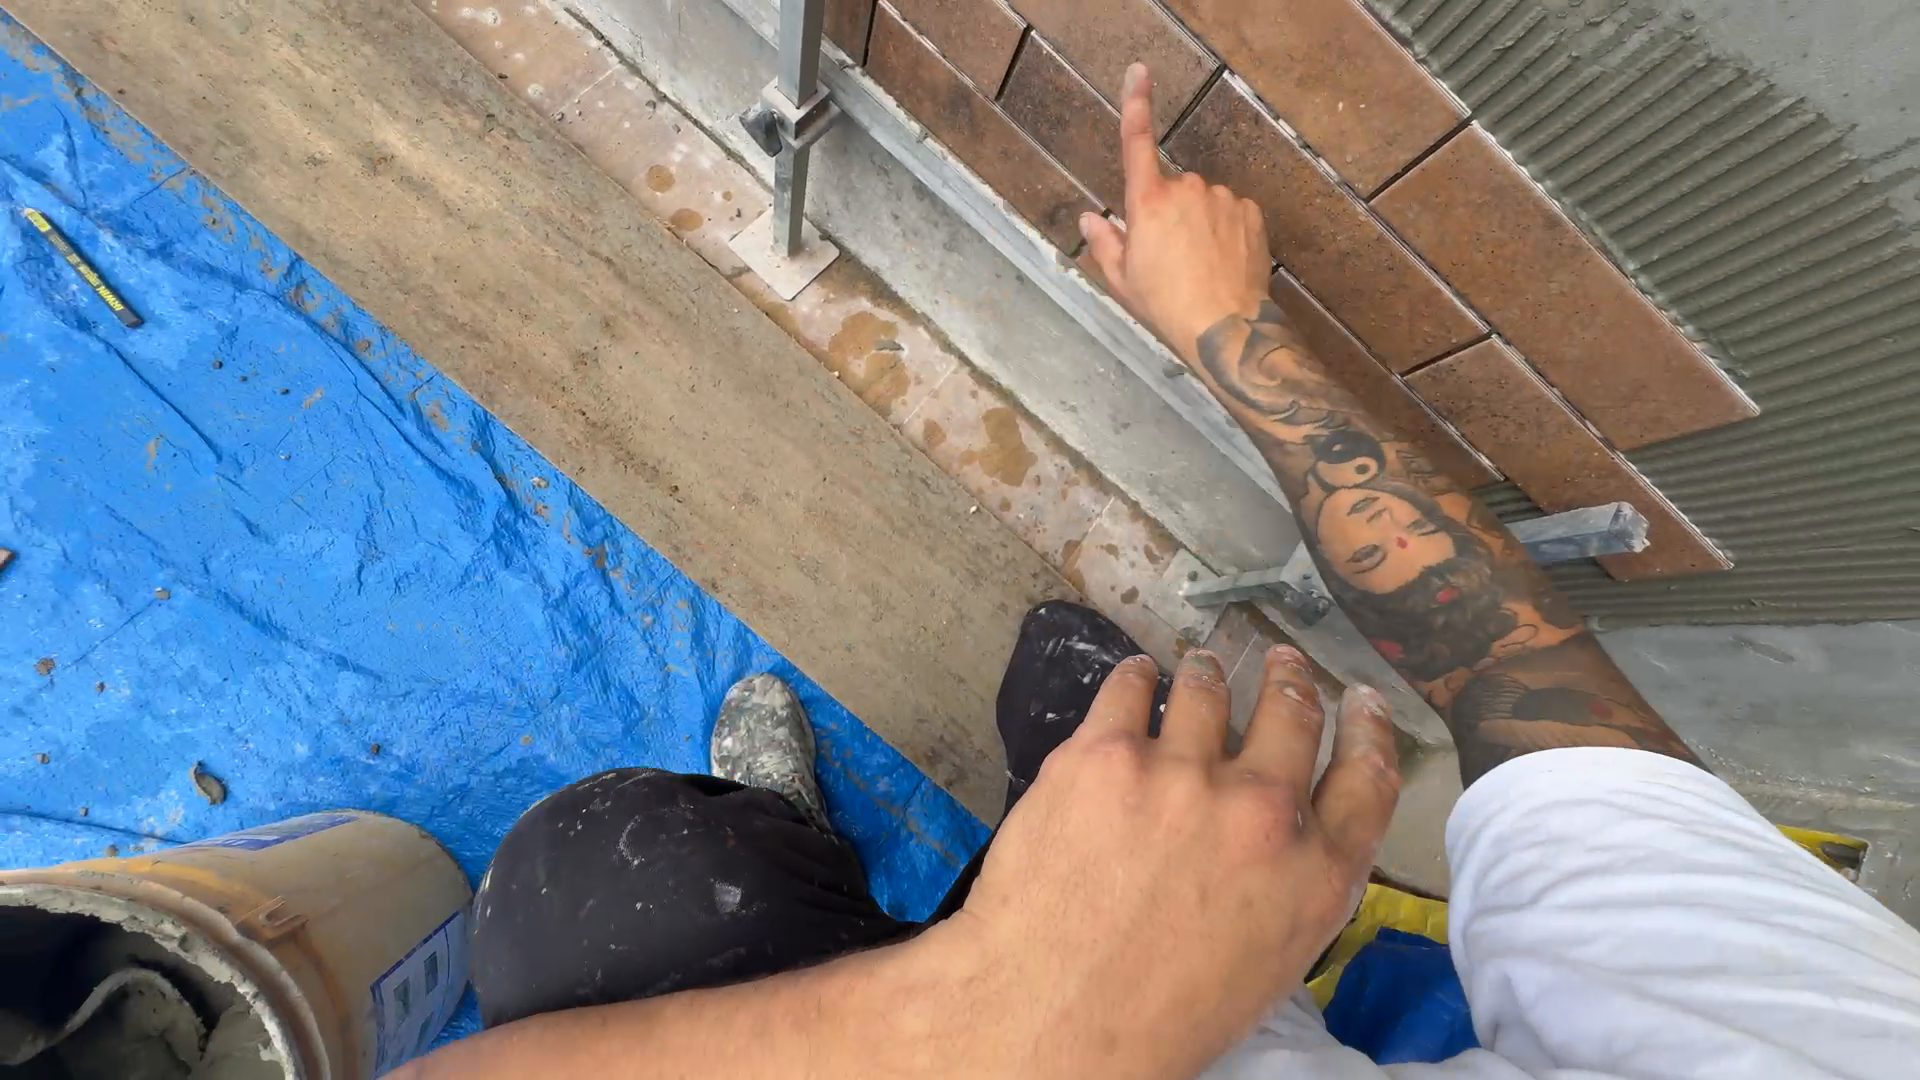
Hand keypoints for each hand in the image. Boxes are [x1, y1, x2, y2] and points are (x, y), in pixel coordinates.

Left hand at [927, 647, 1401, 1079]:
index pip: (1367, 777)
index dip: (1369, 727)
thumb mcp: (1266, 959)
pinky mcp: (1104, 752)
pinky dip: (1137, 676)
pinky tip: (1137, 673)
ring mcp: (1178, 771)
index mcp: (1312, 871)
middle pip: (1291, 714)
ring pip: (1206, 690)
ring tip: (1202, 663)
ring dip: (1208, 673)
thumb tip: (1282, 821)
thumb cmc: (1163, 1009)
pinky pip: (1128, 687)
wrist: (1052, 1010)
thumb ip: (1287, 880)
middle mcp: (1258, 808)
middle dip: (1289, 679)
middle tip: (1281, 659)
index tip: (1358, 697)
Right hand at [1081, 63, 1273, 365]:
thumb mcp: (1122, 281)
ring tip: (1196, 266)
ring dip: (1197, 224)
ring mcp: (1222, 198)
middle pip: (1171, 189)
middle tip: (1167, 259)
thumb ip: (1104, 243)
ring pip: (1202, 202)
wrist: (1225, 325)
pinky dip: (1223, 231)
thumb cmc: (1165, 305)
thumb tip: (1092, 218)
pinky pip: (1229, 212)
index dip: (1136, 105)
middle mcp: (1187, 189)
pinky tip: (1219, 262)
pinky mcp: (1249, 211)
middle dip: (1167, 214)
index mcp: (1148, 204)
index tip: (1138, 73)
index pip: (1138, 143)